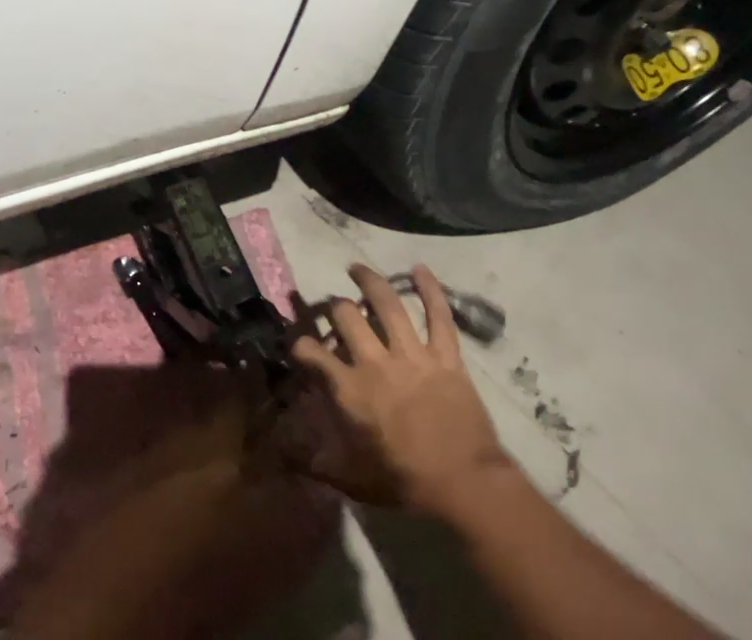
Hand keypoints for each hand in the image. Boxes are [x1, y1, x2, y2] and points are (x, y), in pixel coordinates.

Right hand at [285, 263, 514, 514]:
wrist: (464, 483)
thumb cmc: (404, 482)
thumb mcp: (351, 478)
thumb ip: (318, 464)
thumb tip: (287, 459)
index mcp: (348, 390)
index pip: (311, 353)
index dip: (300, 345)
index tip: (299, 345)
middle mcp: (374, 362)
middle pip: (346, 317)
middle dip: (335, 307)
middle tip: (335, 308)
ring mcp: (412, 355)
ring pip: (387, 305)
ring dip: (369, 282)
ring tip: (356, 268)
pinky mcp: (446, 356)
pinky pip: (438, 316)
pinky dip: (430, 289)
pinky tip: (419, 269)